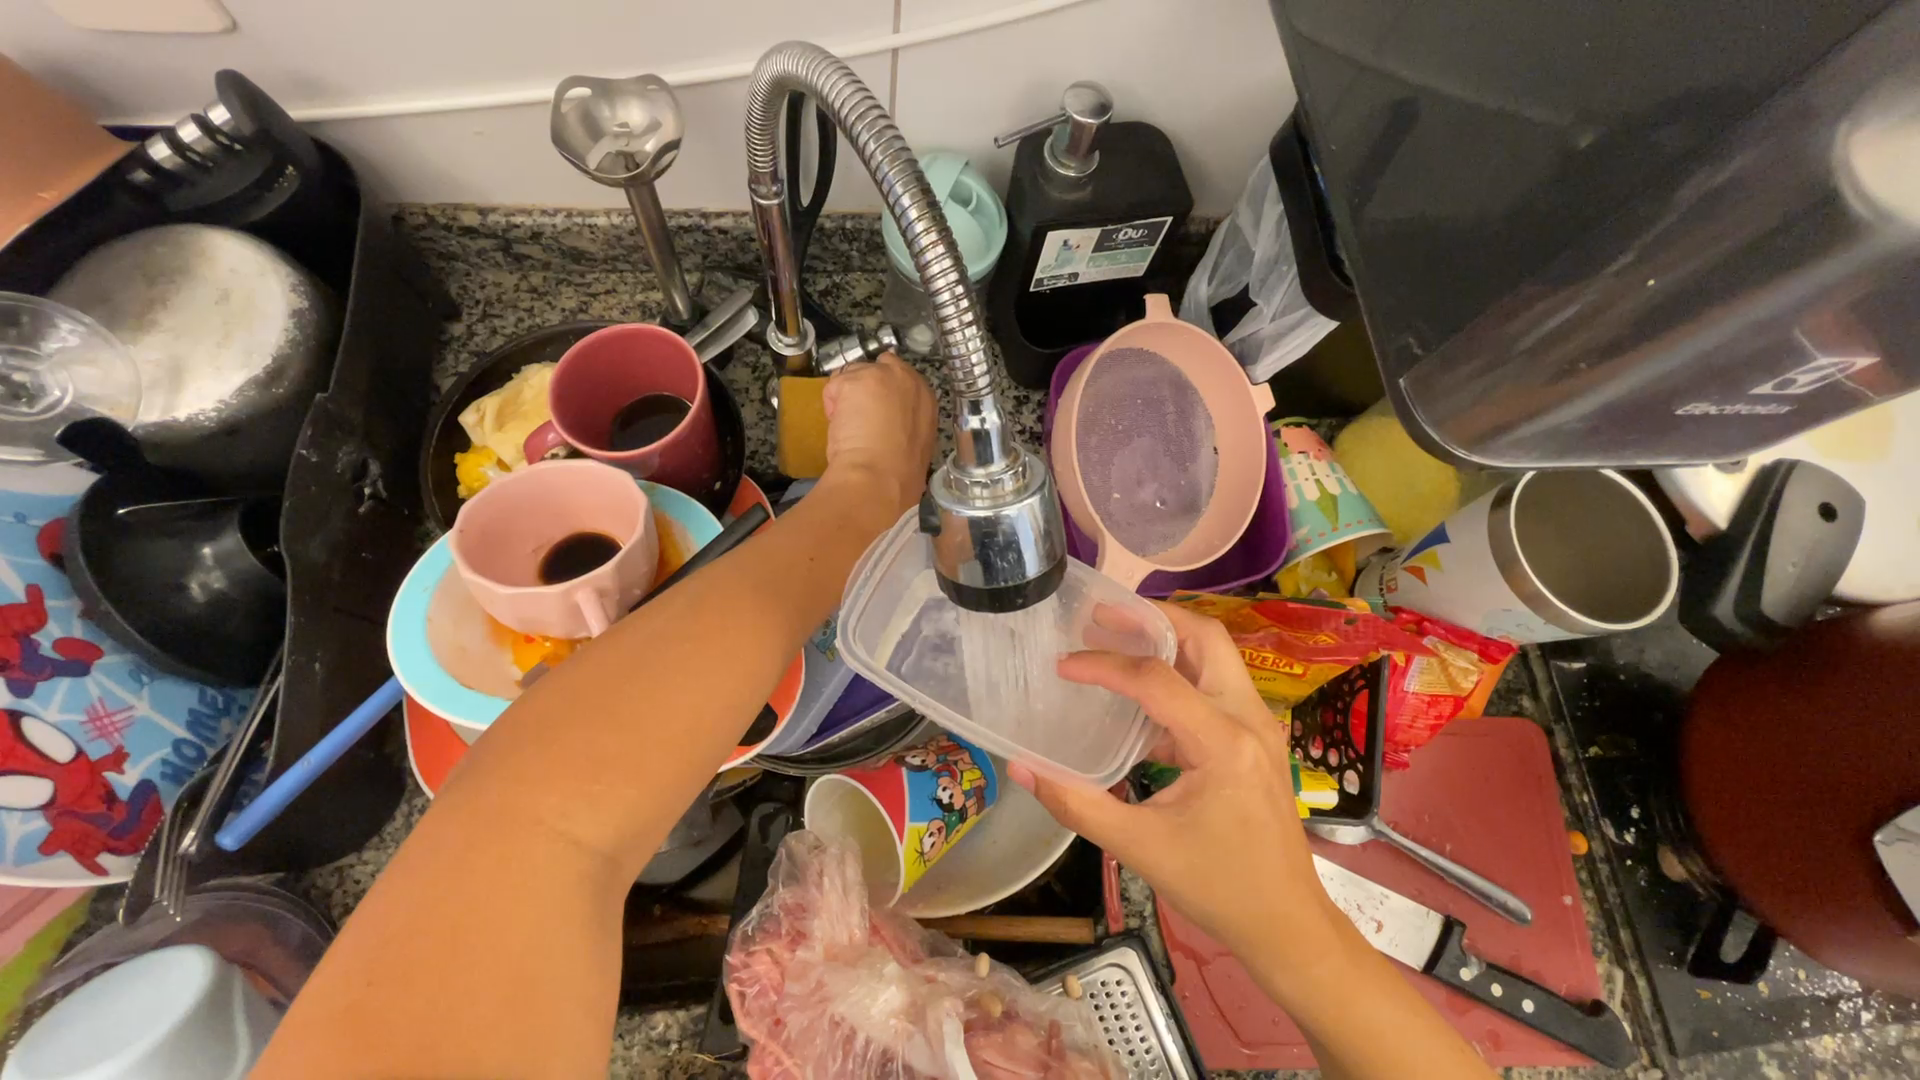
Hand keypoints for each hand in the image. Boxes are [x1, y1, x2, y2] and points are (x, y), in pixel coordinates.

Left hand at [821, 353, 935, 517]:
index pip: (900, 379)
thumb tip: (888, 421)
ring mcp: (881, 375)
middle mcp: (908, 379)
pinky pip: (835, 387)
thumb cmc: (899, 472)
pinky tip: (839, 428)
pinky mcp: (856, 380)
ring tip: (849, 428)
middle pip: (876, 369)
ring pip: (853, 375)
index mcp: (926, 397)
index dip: (883, 394)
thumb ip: (905, 421)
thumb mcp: (915, 442)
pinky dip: (832, 405)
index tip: (875, 412)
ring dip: (847, 397)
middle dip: (864, 388)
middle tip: (858, 418)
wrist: (880, 479)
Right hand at [1009, 601, 1348, 963]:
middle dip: (1150, 618)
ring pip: (1214, 656)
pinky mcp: (1254, 740)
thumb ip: (1077, 803)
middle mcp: (1248, 718)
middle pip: (1204, 638)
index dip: (1103, 665)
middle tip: (1100, 616)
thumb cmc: (1218, 887)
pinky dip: (1176, 676)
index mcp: (1223, 742)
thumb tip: (1021, 770)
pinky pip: (1214, 687)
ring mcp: (1258, 726)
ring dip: (1166, 640)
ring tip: (1114, 637)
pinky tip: (1137, 697)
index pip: (1155, 679)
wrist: (1287, 925)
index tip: (1061, 665)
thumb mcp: (1139, 848)